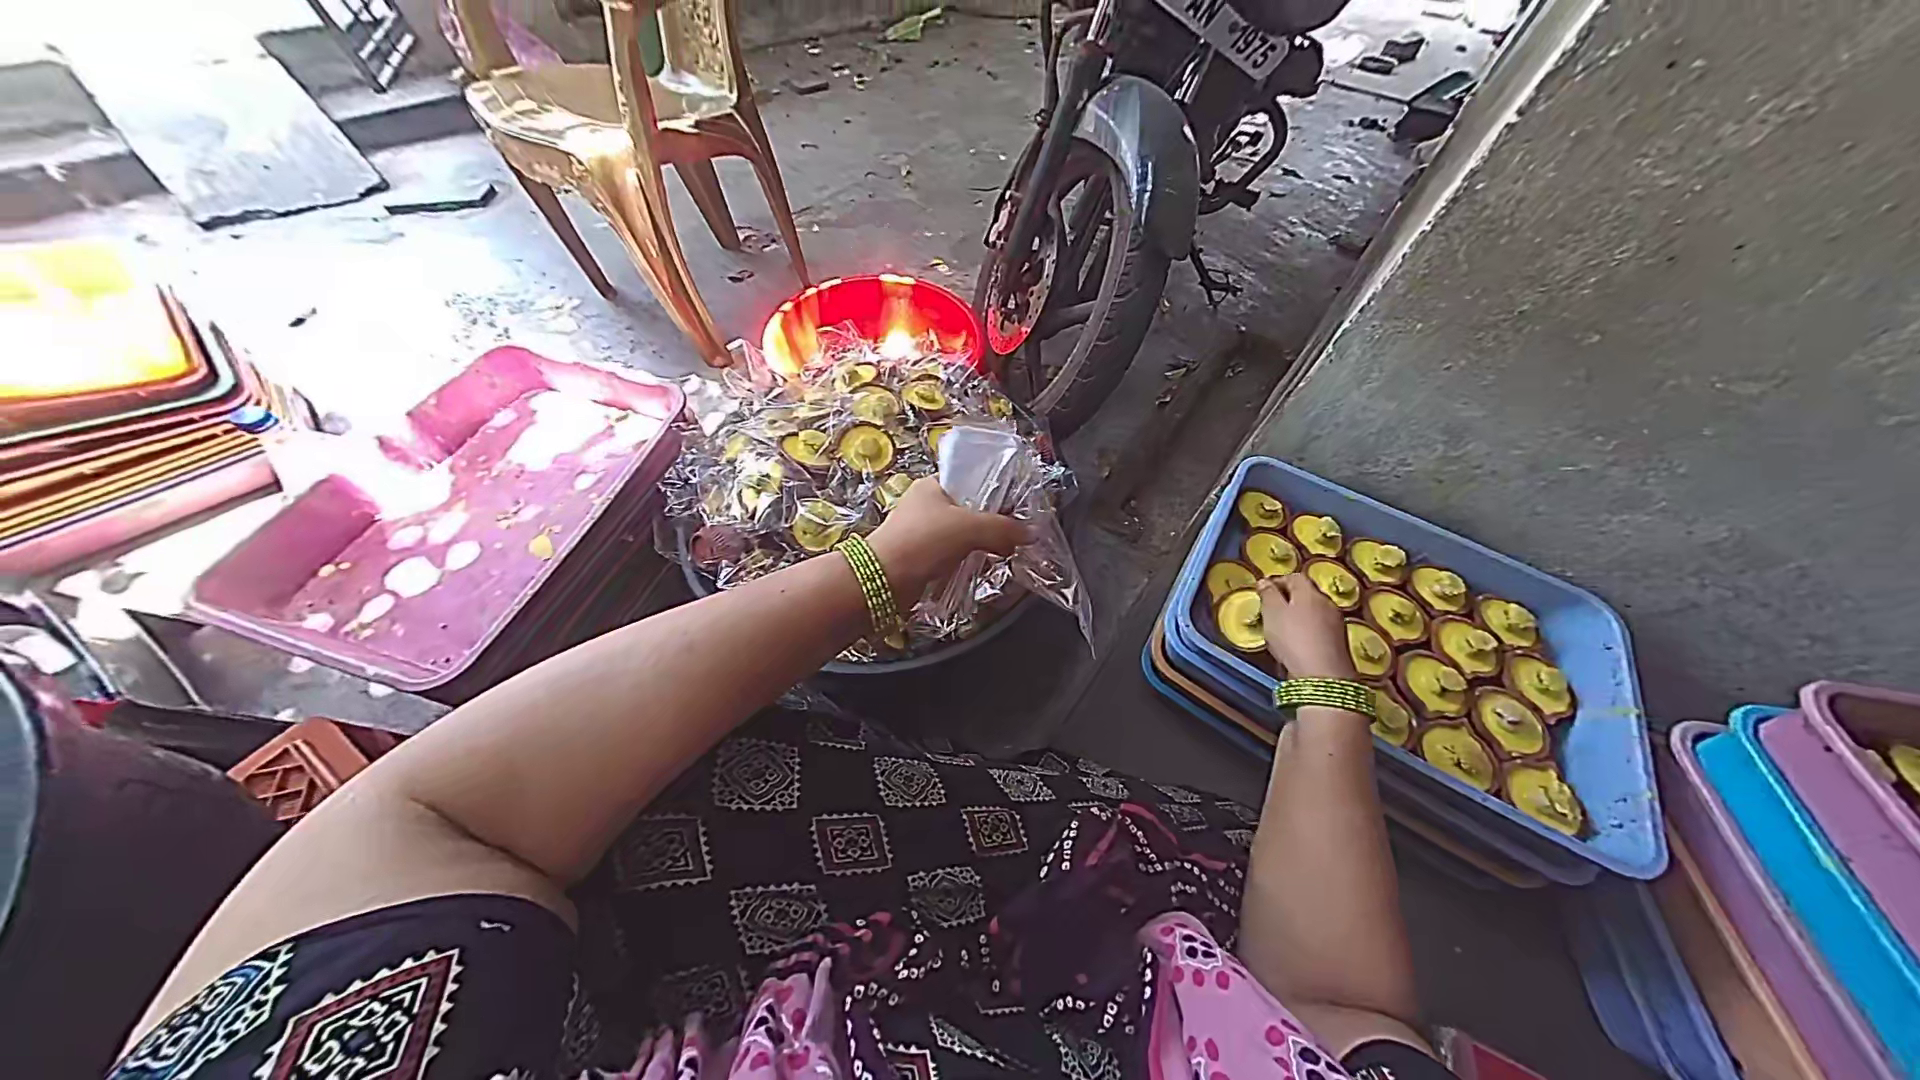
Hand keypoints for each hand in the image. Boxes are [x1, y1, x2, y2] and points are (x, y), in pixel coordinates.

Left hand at [865, 477, 1030, 597]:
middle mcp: (927, 505)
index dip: (996, 494)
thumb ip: (1003, 528)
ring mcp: (923, 531)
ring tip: (1001, 553)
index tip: (1016, 510)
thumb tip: (1030, 534)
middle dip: (992, 524)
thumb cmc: (923, 541)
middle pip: (971, 510)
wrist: (883, 579)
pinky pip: (953, 554)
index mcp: (933, 485)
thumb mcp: (969, 528)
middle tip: (1012, 536)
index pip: (972, 481)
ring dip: (981, 544)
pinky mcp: (922, 556)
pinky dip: (967, 559)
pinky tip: (981, 566)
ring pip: (963, 534)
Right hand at [1257, 574, 1355, 679]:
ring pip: (1314, 611)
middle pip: (1306, 593)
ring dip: (1299, 615)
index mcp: (1309, 592)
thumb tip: (1265, 581)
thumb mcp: (1272, 613)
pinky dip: (1307, 630)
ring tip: (1282, 627)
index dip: (1277, 581)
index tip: (1263, 591)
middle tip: (1271, 609)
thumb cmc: (1292, 638)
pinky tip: (1297, 642)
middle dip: (1289, 598)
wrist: (1323, 675)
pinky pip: (1319, 628)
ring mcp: (1336, 623)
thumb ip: (1268, 594)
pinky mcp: (1339, 642)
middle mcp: (1327, 603)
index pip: (1294, 577)